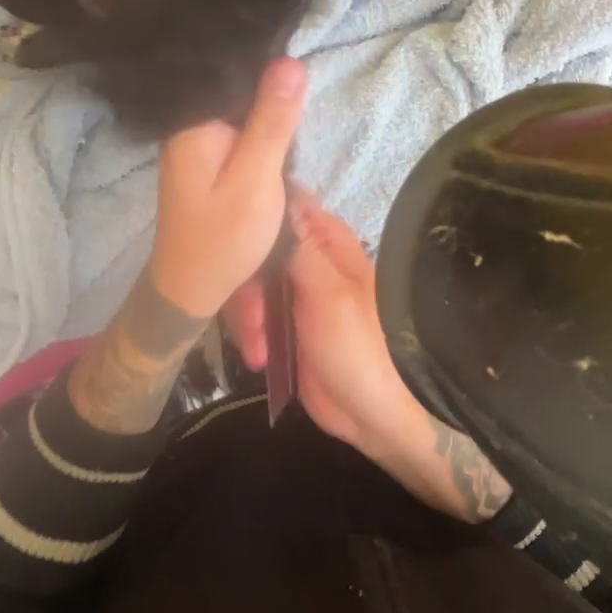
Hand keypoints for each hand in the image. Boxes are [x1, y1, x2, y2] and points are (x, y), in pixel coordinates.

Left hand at [67, 58, 305, 435]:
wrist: (190, 290)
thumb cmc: (223, 237)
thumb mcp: (256, 178)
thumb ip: (272, 122)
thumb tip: (288, 61)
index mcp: (193, 122)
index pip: (234, 71)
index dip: (271, 70)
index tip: (302, 76)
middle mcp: (187, 125)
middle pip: (237, 90)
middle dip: (271, 98)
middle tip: (300, 115)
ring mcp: (193, 143)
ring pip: (239, 113)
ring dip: (267, 120)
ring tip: (291, 130)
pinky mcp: (203, 160)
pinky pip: (234, 133)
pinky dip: (256, 138)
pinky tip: (274, 147)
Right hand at [223, 190, 417, 453]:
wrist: (379, 416)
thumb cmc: (362, 347)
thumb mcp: (328, 292)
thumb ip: (297, 246)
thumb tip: (274, 196)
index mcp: (324, 238)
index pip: (280, 203)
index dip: (251, 214)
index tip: (233, 243)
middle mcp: (306, 257)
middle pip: (252, 248)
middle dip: (244, 285)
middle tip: (254, 319)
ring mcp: (293, 292)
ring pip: (247, 284)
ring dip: (246, 317)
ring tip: (259, 350)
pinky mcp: (284, 325)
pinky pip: (252, 316)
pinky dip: (250, 336)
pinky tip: (260, 359)